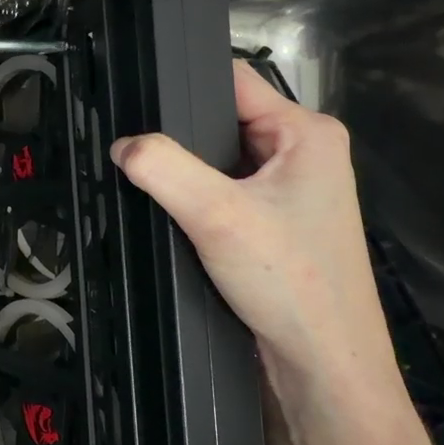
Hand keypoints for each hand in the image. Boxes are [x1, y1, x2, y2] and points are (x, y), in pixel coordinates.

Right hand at [108, 60, 402, 403]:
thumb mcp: (217, 215)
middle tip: (130, 152)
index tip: (133, 100)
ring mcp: (291, 191)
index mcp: (307, 133)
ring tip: (144, 182)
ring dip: (184, 171)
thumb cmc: (288, 280)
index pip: (232, 81)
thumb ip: (163, 169)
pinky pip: (224, 192)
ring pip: (218, 160)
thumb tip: (121, 145)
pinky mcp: (276, 223)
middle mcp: (303, 153)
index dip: (182, 85)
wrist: (322, 362)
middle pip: (221, 121)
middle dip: (177, 134)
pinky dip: (195, 199)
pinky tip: (170, 215)